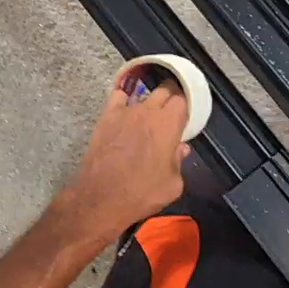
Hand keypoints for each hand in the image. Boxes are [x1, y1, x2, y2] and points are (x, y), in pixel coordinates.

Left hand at [46, 79, 190, 245]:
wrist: (103, 197)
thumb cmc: (143, 192)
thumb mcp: (173, 184)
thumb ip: (179, 161)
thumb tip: (180, 149)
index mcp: (168, 124)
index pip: (182, 100)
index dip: (185, 107)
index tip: (185, 117)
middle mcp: (147, 111)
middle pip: (164, 91)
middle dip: (170, 99)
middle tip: (170, 114)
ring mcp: (125, 111)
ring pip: (142, 96)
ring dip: (148, 103)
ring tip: (148, 117)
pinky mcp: (106, 116)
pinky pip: (118, 97)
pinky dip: (124, 99)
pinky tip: (125, 109)